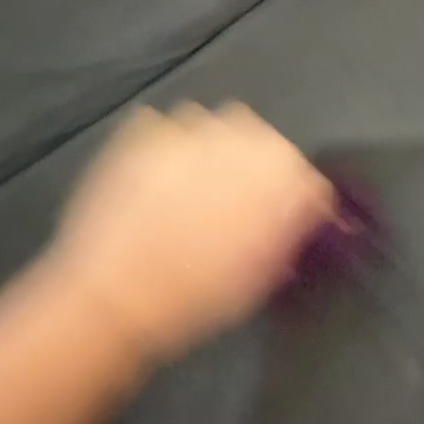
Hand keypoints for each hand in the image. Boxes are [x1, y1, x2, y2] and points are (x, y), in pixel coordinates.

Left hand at [45, 102, 332, 360]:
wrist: (117, 295)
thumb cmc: (197, 295)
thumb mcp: (263, 273)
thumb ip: (291, 229)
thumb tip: (306, 211)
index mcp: (278, 175)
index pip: (304, 173)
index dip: (297, 196)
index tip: (287, 215)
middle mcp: (239, 140)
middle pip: (265, 140)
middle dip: (257, 166)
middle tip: (239, 202)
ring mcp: (187, 130)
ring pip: (216, 127)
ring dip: (214, 151)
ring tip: (197, 189)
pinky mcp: (143, 132)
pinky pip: (168, 130)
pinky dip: (170, 150)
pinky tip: (163, 184)